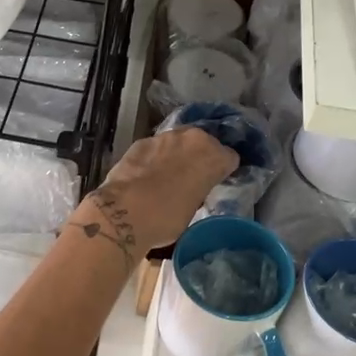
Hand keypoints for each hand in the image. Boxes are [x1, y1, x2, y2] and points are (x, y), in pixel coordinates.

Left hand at [67, 127, 238, 263]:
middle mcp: (193, 138)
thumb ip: (199, 189)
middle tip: (191, 176)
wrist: (126, 212)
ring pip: (177, 142)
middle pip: (203, 143)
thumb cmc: (168, 218)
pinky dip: (153, 157)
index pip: (229, 158)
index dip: (222, 170)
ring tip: (166, 174)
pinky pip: (154, 148)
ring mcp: (164, 137)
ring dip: (175, 154)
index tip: (215, 181)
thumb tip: (192, 189)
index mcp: (215, 157)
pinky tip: (145, 174)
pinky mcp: (141, 141)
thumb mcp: (194, 207)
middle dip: (199, 156)